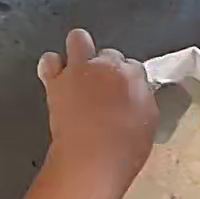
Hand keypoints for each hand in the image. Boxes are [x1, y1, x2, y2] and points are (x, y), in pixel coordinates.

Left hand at [38, 29, 156, 189]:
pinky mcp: (55, 82)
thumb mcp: (149, 119)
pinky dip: (54, 65)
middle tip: (108, 88)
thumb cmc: (126, 147)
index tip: (129, 92)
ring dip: (82, 50)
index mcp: (132, 75)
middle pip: (110, 53)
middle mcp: (105, 66)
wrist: (92, 159)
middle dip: (110, 67)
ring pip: (79, 39)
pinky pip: (50, 60)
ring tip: (83, 69)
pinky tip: (60, 77)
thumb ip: (143, 98)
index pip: (134, 66)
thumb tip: (137, 93)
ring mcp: (78, 71)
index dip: (131, 79)